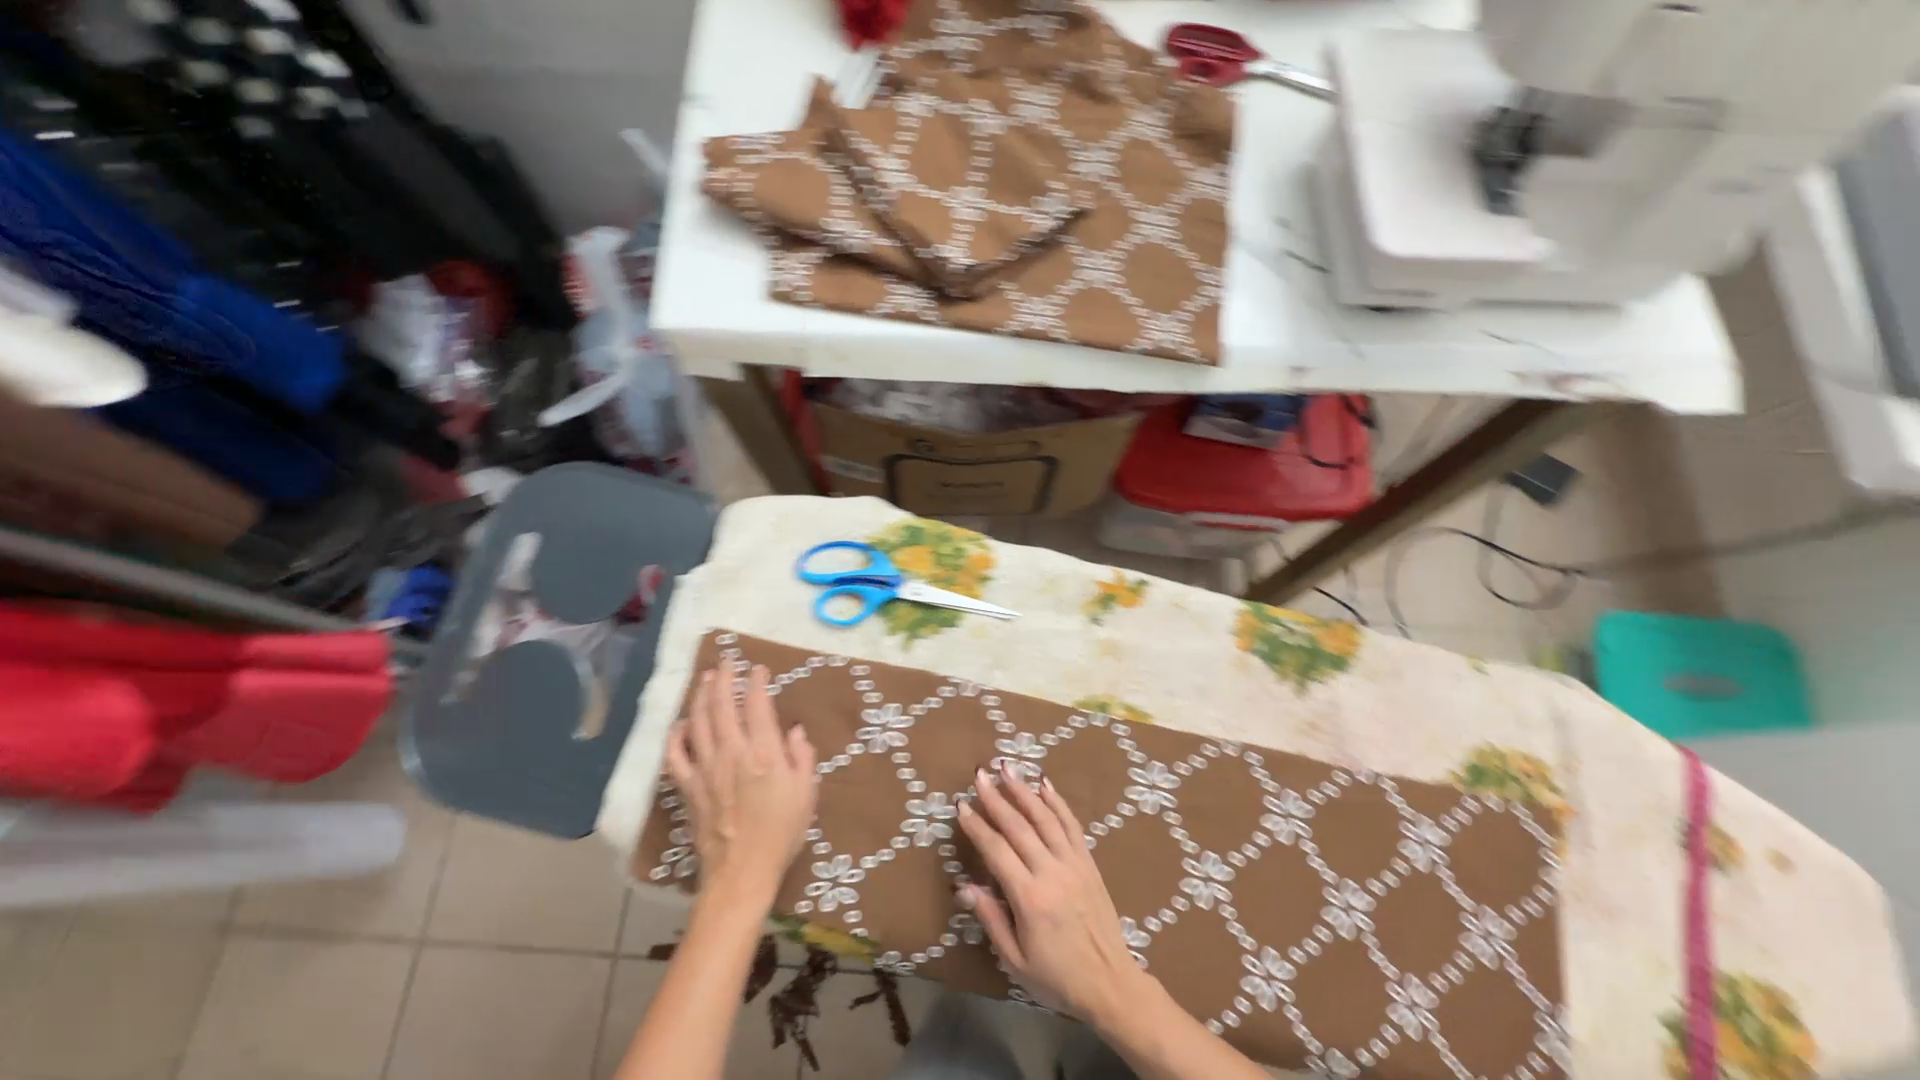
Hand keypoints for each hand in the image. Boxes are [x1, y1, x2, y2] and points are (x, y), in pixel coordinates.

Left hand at [665, 665, 818, 908]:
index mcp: (764, 752)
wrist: (742, 871)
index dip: (756, 682)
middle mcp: (732, 752)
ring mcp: (705, 768)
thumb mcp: (807, 794)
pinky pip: (675, 754)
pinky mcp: (688, 787)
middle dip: (725, 678)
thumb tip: (794, 730)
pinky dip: (676, 735)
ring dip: (702, 696)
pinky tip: (681, 724)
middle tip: (727, 663)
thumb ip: (802, 758)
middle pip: (723, 704)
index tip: (758, 669)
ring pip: (699, 721)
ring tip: (706, 679)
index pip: (757, 704)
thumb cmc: (782, 833)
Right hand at [955, 761, 1155, 1025]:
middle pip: (1019, 826)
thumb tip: (964, 885)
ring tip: (1006, 768)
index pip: (996, 851)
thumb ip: (990, 918)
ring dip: (1024, 791)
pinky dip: (1057, 802)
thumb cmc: (1056, 977)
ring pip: (1045, 818)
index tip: (960, 805)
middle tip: (979, 775)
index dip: (977, 826)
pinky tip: (1044, 784)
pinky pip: (1072, 825)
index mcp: (1029, 898)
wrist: (1110, 983)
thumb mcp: (1014, 959)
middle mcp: (1052, 872)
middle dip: (996, 798)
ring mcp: (1074, 864)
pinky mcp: (1089, 863)